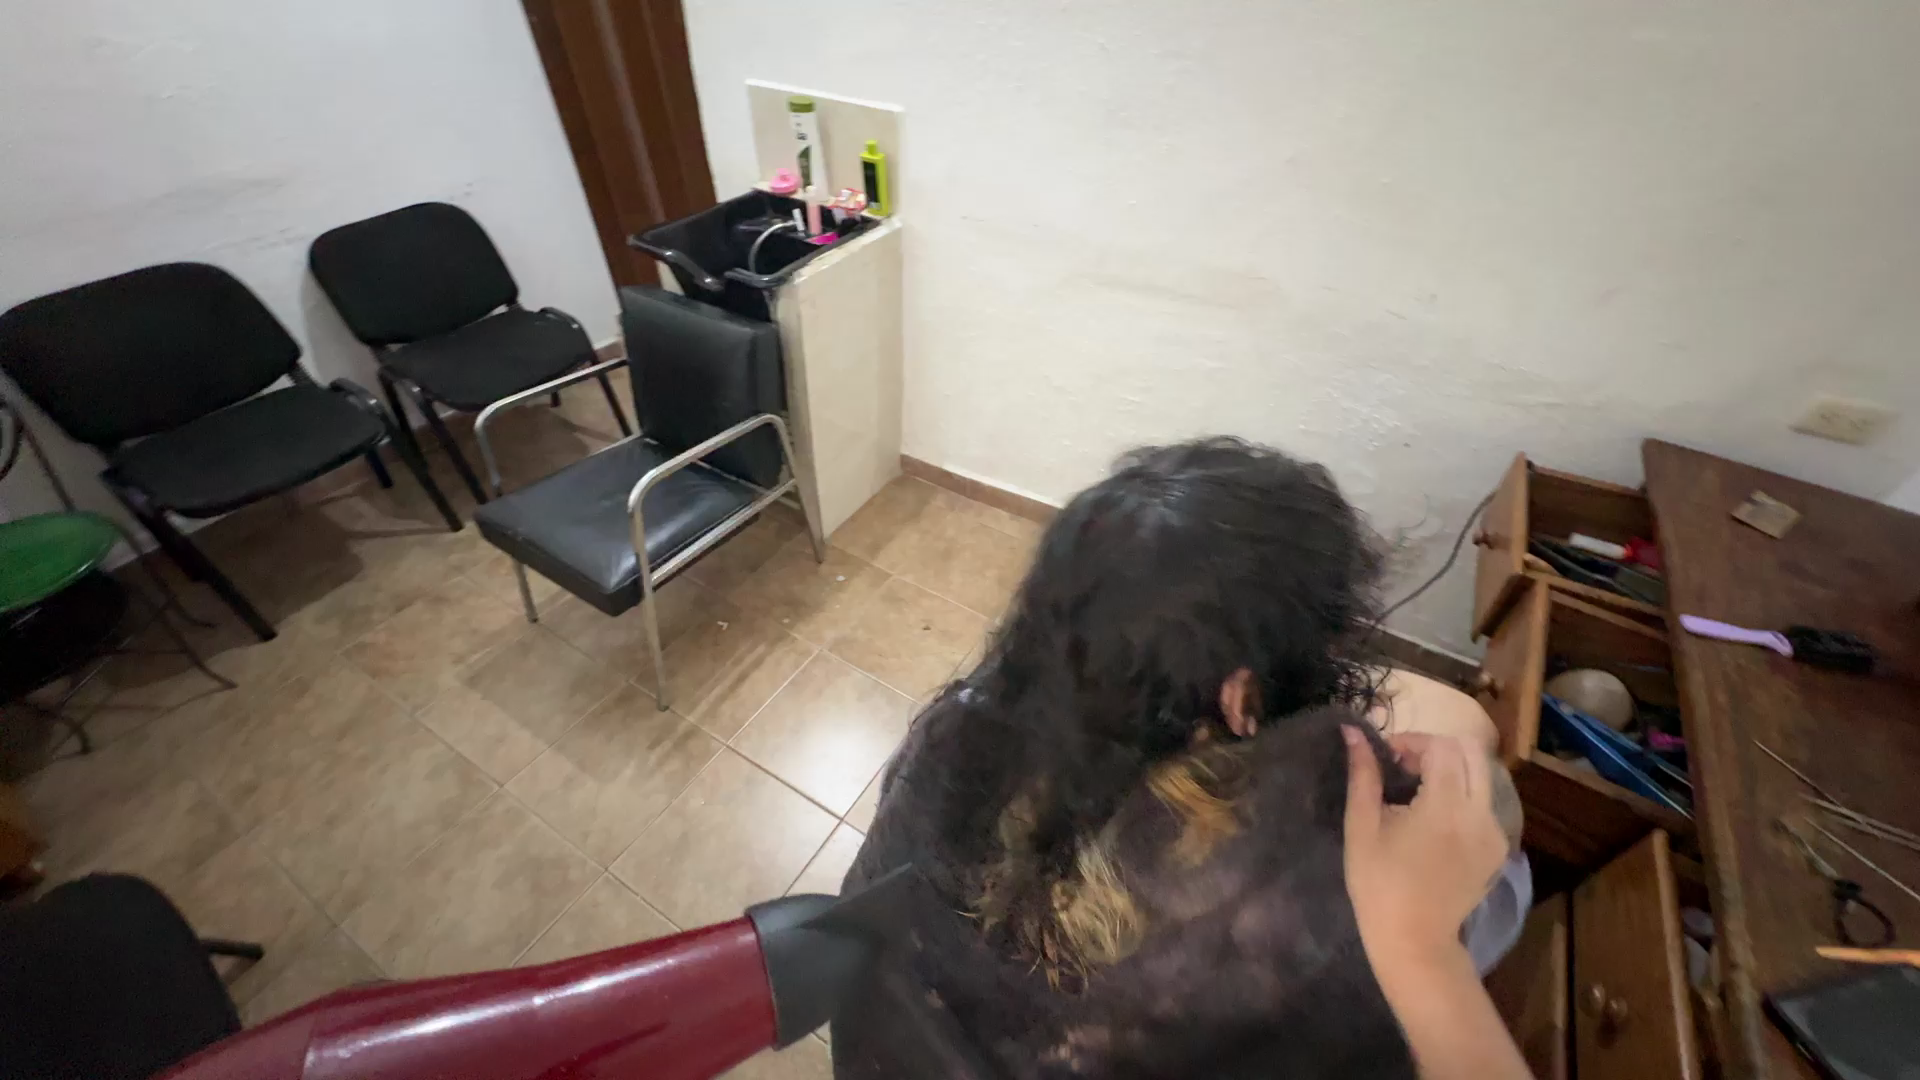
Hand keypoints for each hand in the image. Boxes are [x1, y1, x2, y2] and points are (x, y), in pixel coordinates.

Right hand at [1341, 726, 1507, 974]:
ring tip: (1415, 788)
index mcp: (1445, 808)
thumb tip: (1352, 731)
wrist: (1413, 937)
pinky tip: (1431, 814)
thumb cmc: (1377, 880)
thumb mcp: (1362, 824)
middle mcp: (1480, 816)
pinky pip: (1484, 801)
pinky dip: (1460, 791)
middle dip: (1435, 747)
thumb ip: (1363, 773)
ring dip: (1450, 767)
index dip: (1411, 740)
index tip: (1386, 756)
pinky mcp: (1498, 848)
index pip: (1442, 747)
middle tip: (1403, 765)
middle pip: (1472, 752)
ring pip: (1482, 774)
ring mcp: (1495, 833)